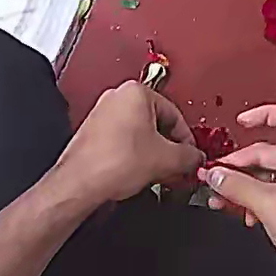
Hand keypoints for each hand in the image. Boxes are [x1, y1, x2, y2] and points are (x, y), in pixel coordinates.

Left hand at [54, 81, 204, 203]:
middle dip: (170, 148)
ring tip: (162, 172)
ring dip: (155, 153)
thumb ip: (189, 156)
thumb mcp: (166, 159)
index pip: (175, 114)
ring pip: (141, 133)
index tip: (191, 155)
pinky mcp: (94, 132)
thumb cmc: (113, 162)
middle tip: (179, 166)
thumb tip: (195, 157)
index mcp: (136, 92)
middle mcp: (118, 97)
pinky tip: (142, 173)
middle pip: (157, 123)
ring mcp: (103, 114)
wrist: (80, 183)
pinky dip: (136, 155)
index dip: (186, 139)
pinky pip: (124, 140)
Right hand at [202, 104, 275, 275]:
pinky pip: (271, 192)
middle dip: (240, 164)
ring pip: (267, 175)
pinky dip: (253, 199)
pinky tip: (238, 212)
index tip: (241, 122)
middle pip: (270, 151)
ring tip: (218, 196)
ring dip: (242, 185)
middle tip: (213, 175)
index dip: (266, 115)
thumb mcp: (269, 204)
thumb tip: (213, 174)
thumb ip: (237, 185)